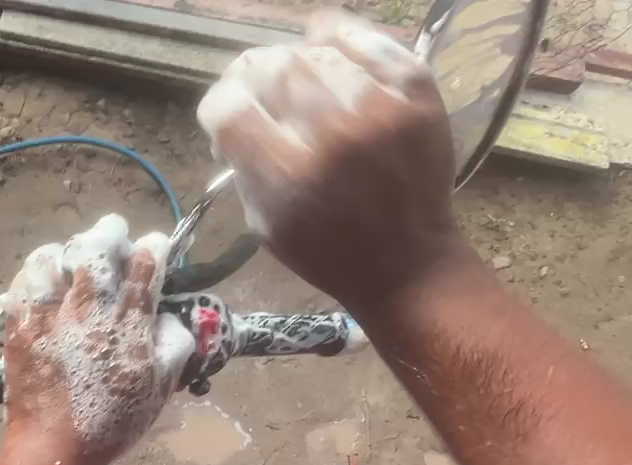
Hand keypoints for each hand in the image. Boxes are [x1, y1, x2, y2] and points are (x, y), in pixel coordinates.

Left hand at [0, 214, 193, 464]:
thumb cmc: (111, 425)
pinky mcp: (20, 324)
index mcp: (130, 321)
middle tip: (113, 240)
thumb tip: (168, 318)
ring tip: (74, 261)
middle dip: (111, 234)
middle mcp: (91, 307)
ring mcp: (51, 313)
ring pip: (60, 253)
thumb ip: (173, 346)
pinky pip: (24, 279)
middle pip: (101, 243)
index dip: (152, 248)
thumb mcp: (159, 389)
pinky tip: (44, 280)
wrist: (53, 449)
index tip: (151, 251)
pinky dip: (35, 271)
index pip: (147, 260)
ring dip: (70, 250)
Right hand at [197, 9, 466, 313]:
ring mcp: (378, 105)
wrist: (404, 261)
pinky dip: (339, 37)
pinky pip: (368, 39)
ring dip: (293, 65)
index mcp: (286, 176)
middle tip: (255, 99)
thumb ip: (246, 168)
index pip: (229, 107)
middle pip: (269, 67)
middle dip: (249, 80)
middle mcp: (329, 132)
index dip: (216, 107)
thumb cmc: (324, 251)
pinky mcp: (415, 89)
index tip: (222, 120)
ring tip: (295, 88)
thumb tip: (234, 122)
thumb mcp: (264, 225)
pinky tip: (324, 43)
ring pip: (314, 50)